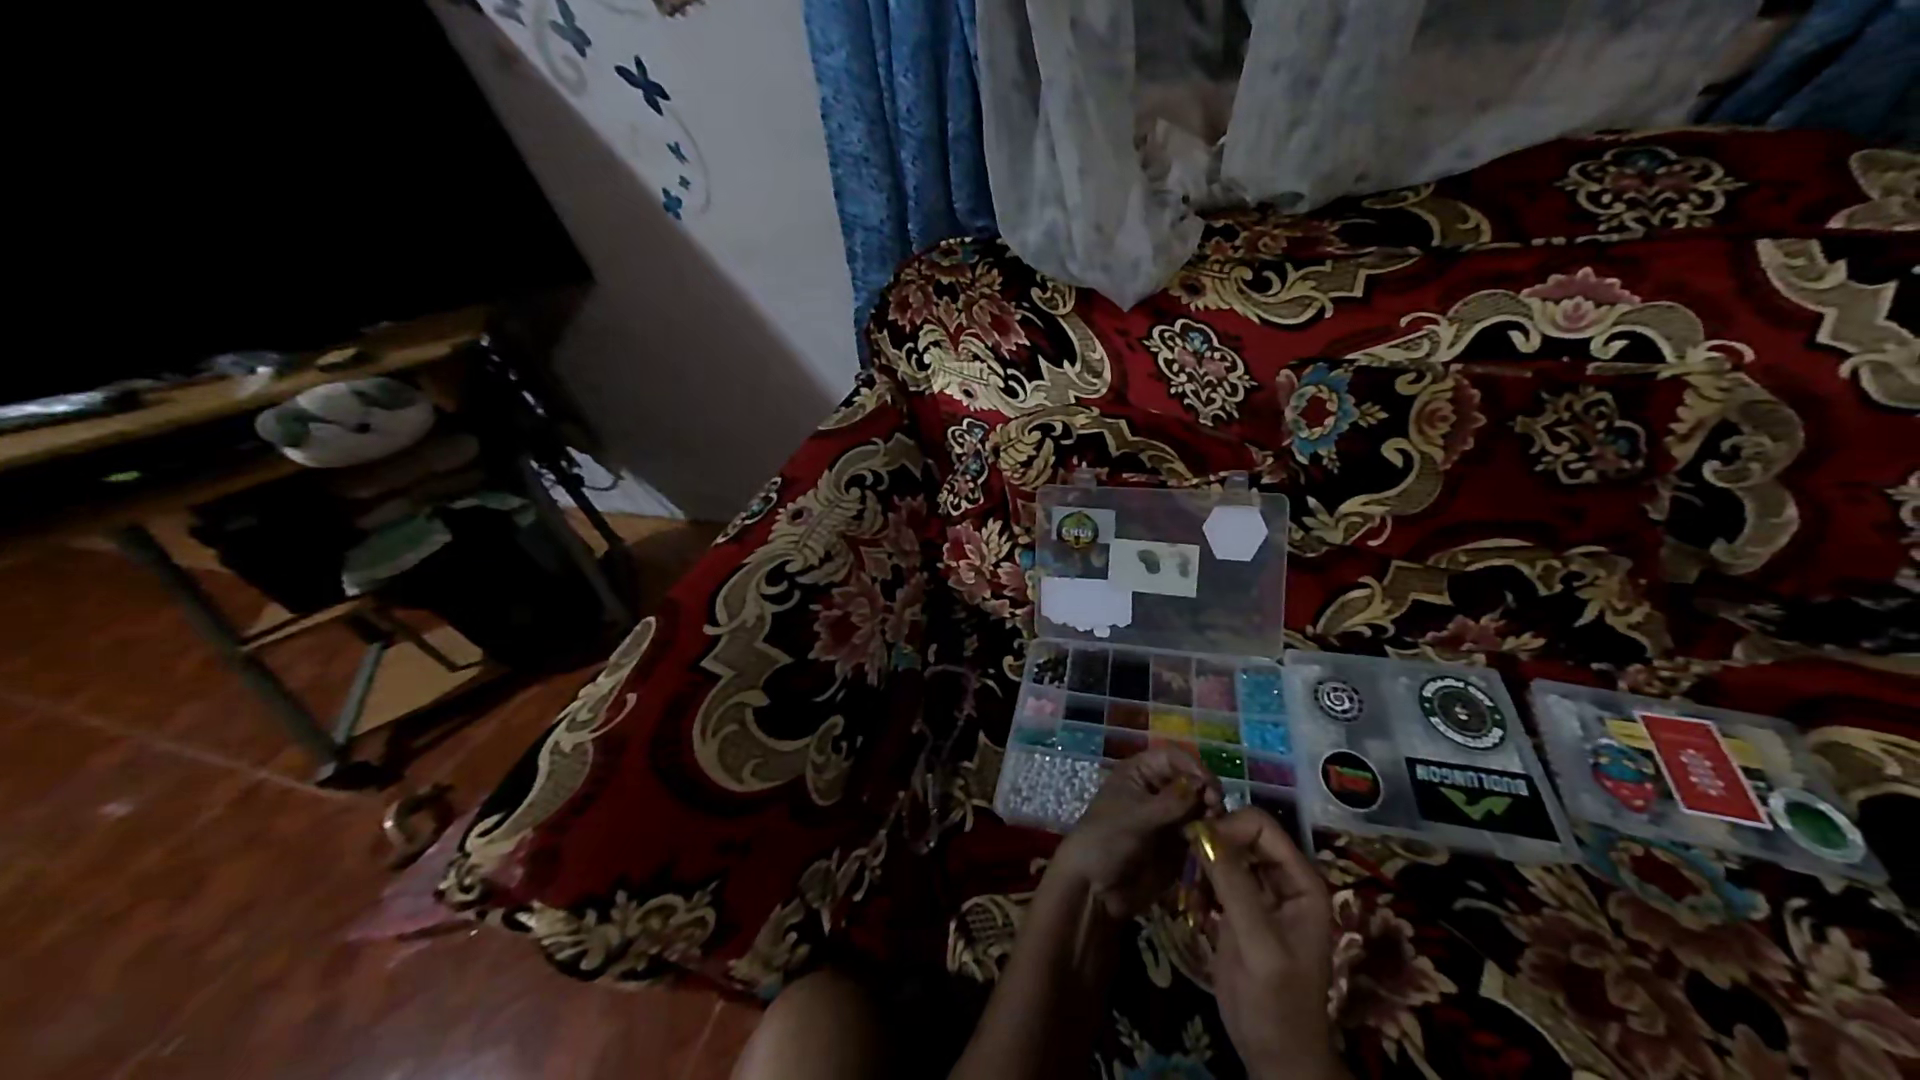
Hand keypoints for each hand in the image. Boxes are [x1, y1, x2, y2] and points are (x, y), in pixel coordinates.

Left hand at [1048, 748, 1219, 921]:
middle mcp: (1156, 790)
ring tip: (1215, 828)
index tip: (1210, 785)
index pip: (1171, 757)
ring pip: (1199, 806)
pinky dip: (1208, 834)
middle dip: (1205, 791)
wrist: (1094, 887)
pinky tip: (1211, 843)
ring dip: (1210, 814)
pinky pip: (1199, 831)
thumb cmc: (1106, 840)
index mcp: (1139, 773)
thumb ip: (1172, 801)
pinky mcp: (1177, 842)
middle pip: (1190, 780)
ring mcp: (1168, 816)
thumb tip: (1202, 784)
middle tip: (1216, 810)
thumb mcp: (1137, 817)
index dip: (1192, 766)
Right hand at [1192, 809, 1342, 1079]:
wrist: (1274, 1052)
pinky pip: (1216, 875)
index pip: (1262, 827)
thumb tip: (1203, 832)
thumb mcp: (1258, 944)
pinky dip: (1199, 879)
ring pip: (1226, 851)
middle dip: (1213, 842)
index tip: (1198, 846)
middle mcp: (1282, 880)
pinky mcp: (1237, 909)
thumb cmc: (1277, 1002)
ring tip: (1189, 886)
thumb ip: (1235, 886)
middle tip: (1186, 862)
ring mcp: (1259, 894)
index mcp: (1301, 882)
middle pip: (1242, 834)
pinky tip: (1191, 900)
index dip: (1229, 828)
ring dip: (1203, 861)